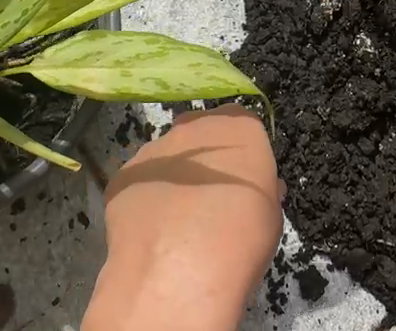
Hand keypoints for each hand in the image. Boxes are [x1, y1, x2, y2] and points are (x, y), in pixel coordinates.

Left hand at [83, 106, 281, 330]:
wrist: (177, 269)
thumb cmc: (240, 238)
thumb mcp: (271, 216)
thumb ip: (263, 191)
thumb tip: (257, 190)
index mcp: (238, 127)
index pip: (243, 124)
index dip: (243, 153)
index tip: (243, 181)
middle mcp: (195, 126)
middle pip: (202, 131)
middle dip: (207, 158)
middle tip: (211, 199)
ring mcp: (155, 148)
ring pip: (169, 157)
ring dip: (175, 179)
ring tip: (176, 224)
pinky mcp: (124, 175)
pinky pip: (140, 182)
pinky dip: (146, 201)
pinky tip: (151, 233)